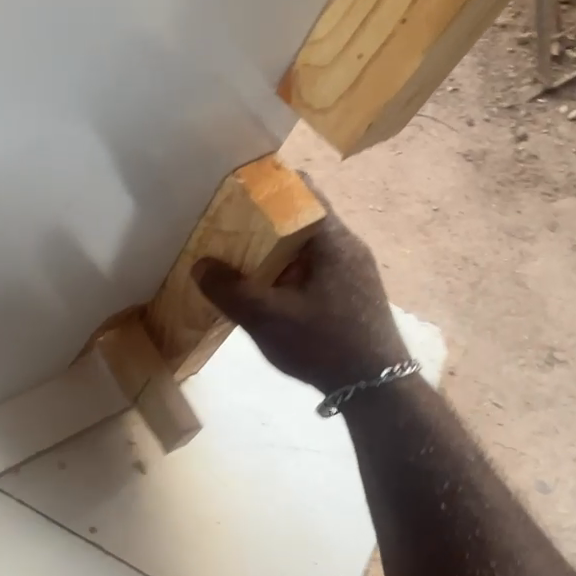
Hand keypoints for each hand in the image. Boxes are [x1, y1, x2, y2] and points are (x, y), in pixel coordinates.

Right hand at [195, 188, 408, 394]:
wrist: (375, 386)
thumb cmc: (322, 344)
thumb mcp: (266, 318)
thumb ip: (229, 290)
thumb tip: (200, 265)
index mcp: (332, 239)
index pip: (301, 190)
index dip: (266, 188)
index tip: (232, 197)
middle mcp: (348, 246)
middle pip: (301, 219)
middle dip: (263, 223)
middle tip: (225, 235)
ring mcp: (354, 271)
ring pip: (306, 247)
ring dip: (274, 252)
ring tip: (239, 265)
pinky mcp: (353, 294)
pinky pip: (314, 269)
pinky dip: (288, 272)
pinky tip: (268, 294)